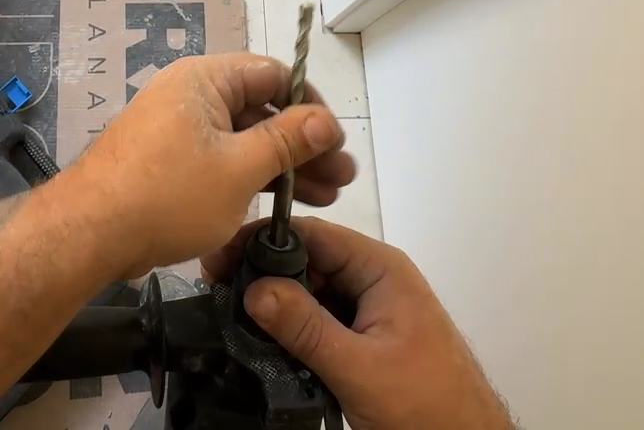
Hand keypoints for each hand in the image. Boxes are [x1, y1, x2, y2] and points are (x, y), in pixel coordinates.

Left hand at [63, 53, 352, 276]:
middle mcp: (193, 95)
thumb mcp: (238, 168)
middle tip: (342, 177)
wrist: (90, 233)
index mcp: (206, 79)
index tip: (336, 140)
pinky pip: (224, 158)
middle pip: (261, 109)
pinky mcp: (173, 161)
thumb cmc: (168, 194)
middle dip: (304, 142)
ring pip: (245, 138)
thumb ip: (286, 141)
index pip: (273, 75)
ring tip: (328, 197)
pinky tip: (286, 203)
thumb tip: (326, 120)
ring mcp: (181, 129)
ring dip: (285, 164)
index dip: (310, 104)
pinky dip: (254, 176)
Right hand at [202, 218, 514, 429]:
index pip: (311, 233)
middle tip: (216, 290)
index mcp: (380, 268)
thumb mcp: (361, 370)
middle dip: (264, 274)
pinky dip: (293, 330)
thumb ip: (306, 328)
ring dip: (277, 305)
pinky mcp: (366, 340)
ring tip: (230, 316)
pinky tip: (264, 342)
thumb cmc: (426, 410)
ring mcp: (371, 310)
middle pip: (308, 260)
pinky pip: (322, 321)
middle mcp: (374, 278)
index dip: (262, 241)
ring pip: (311, 293)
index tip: (218, 259)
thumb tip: (252, 288)